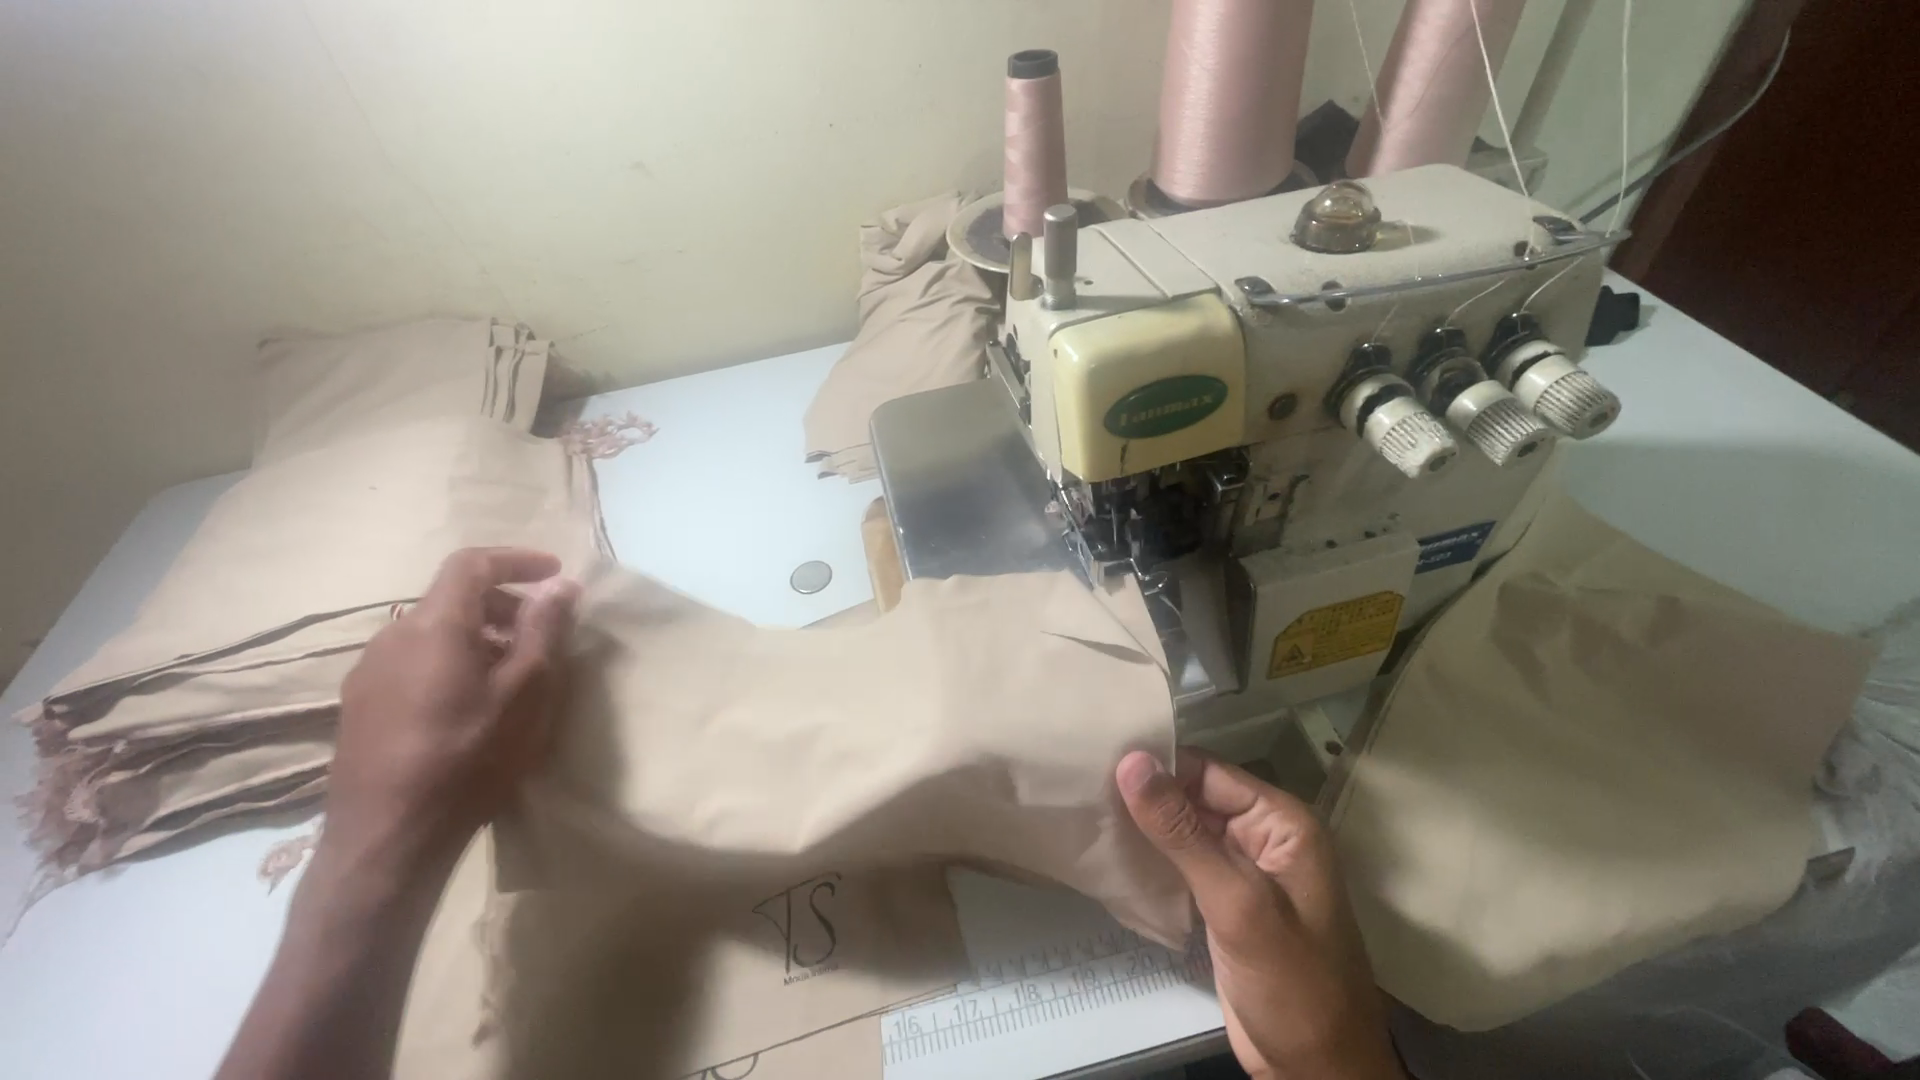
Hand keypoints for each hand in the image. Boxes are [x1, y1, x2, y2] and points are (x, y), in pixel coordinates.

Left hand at [326, 547, 579, 868]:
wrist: (387, 837)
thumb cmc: (468, 758)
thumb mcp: (525, 693)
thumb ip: (543, 631)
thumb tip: (559, 585)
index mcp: (433, 626)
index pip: (471, 564)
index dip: (516, 560)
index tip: (555, 573)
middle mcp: (392, 637)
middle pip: (451, 597)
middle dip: (503, 602)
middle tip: (543, 631)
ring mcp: (368, 672)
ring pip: (432, 630)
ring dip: (478, 634)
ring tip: (513, 671)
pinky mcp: (360, 704)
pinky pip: (414, 659)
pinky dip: (452, 658)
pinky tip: (472, 702)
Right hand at [1117, 749, 1403, 1079]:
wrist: (1317, 1072)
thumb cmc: (1293, 983)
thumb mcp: (1237, 902)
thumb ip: (1183, 832)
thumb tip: (1132, 762)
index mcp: (1282, 823)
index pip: (1208, 772)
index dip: (1157, 764)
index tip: (1097, 759)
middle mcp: (1262, 838)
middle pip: (1194, 797)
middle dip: (1144, 795)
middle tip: (1081, 785)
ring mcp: (1242, 872)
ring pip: (1183, 831)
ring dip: (1143, 827)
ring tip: (1085, 811)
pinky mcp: (1222, 904)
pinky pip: (1181, 865)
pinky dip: (1150, 859)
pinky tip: (1110, 854)